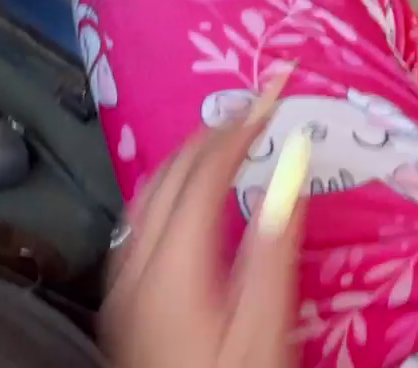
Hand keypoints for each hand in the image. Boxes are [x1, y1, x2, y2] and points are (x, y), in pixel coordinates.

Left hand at [101, 86, 309, 367]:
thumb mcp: (266, 326)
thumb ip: (275, 242)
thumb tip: (294, 164)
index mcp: (173, 268)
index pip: (205, 171)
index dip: (241, 124)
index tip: (275, 92)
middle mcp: (137, 266)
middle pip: (172, 172)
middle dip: (218, 127)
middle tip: (260, 104)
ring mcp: (124, 283)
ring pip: (151, 189)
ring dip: (192, 150)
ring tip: (234, 131)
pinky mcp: (125, 299)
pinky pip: (144, 215)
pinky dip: (175, 181)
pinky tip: (196, 184)